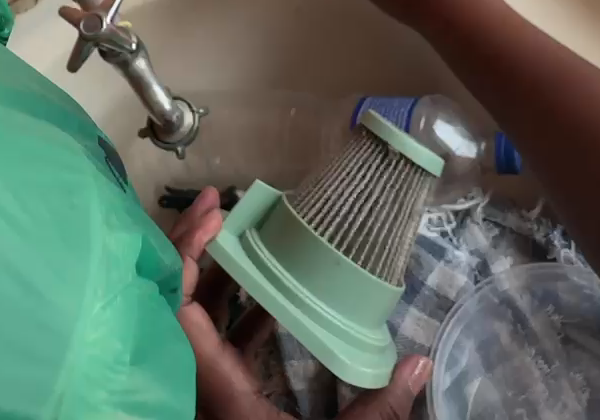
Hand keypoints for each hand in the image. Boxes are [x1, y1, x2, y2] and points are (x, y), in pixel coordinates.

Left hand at [167, 187, 430, 419]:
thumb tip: (421, 361)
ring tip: (237, 228)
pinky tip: (264, 288)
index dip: (189, 255)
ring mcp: (205, 393)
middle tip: (218, 202)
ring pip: (195, 319)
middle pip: (178, 302)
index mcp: (215, 392)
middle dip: (194, 246)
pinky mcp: (217, 399)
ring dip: (214, 271)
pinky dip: (233, 307)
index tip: (214, 215)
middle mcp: (198, 387)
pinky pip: (214, 341)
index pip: (181, 310)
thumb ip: (378, 411)